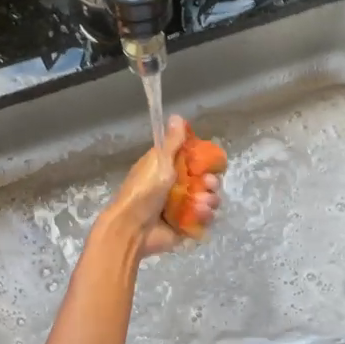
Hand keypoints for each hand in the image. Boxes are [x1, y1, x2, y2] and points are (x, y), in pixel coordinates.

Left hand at [101, 115, 220, 257]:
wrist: (133, 228)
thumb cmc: (144, 191)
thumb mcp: (159, 161)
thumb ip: (172, 142)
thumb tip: (176, 116)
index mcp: (167, 168)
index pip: (194, 161)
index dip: (204, 161)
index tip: (209, 161)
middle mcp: (176, 186)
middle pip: (205, 181)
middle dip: (211, 182)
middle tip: (208, 184)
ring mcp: (182, 207)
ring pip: (208, 200)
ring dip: (209, 200)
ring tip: (202, 203)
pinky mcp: (185, 226)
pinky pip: (204, 219)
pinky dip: (205, 216)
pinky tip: (200, 214)